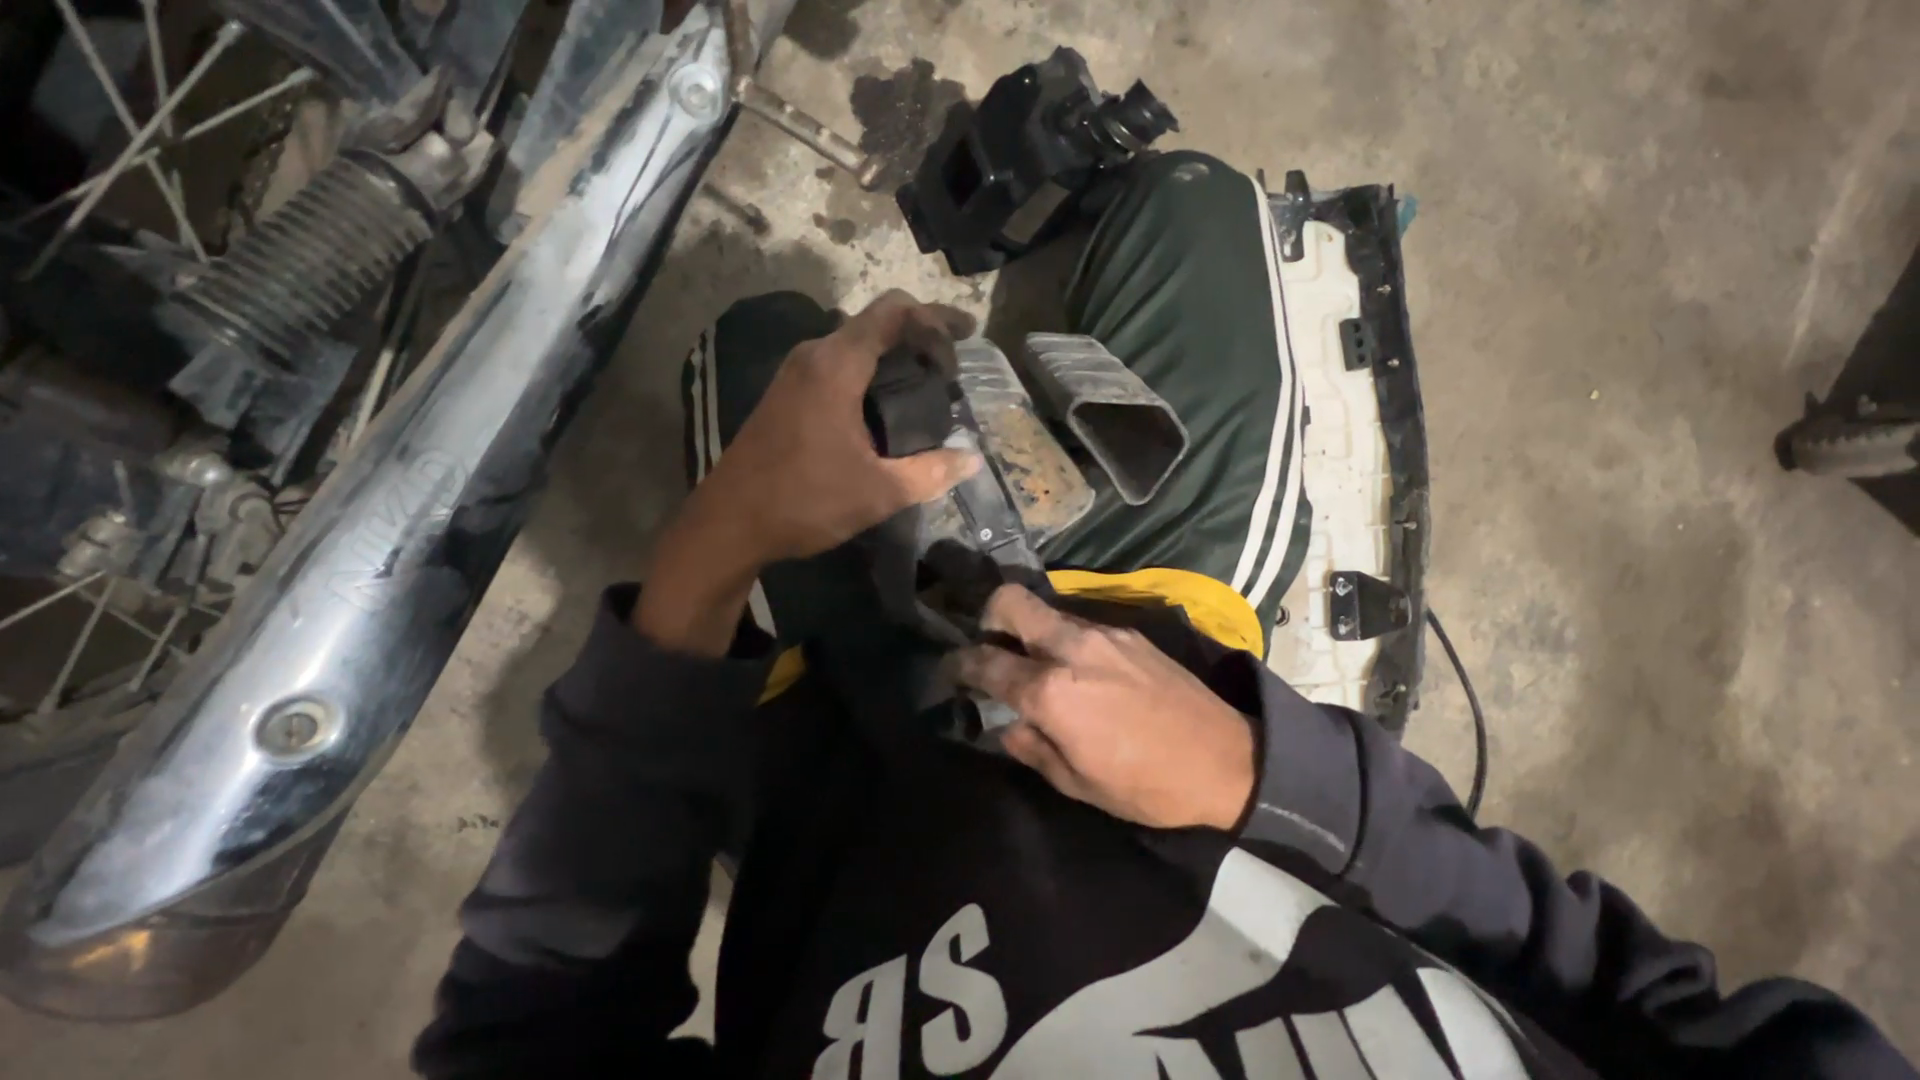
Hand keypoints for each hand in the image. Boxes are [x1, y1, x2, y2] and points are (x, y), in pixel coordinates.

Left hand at [635, 291, 980, 655]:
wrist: (729, 523)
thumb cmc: (804, 501)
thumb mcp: (878, 492)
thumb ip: (930, 472)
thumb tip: (971, 460)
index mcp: (836, 365)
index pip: (894, 311)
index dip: (936, 317)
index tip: (966, 339)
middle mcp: (813, 356)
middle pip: (876, 322)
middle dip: (921, 335)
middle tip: (953, 368)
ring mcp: (794, 373)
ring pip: (855, 343)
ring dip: (894, 355)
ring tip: (929, 384)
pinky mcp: (786, 394)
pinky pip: (837, 364)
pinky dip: (870, 371)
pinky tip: (887, 405)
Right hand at [953, 586, 1256, 829]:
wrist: (1227, 759)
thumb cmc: (1146, 785)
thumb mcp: (1078, 783)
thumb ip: (1032, 747)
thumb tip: (1008, 725)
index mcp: (1051, 691)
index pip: (986, 662)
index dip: (958, 664)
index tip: (950, 671)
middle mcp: (1072, 648)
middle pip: (1011, 602)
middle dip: (988, 617)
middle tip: (990, 647)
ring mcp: (1104, 634)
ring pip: (1048, 611)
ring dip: (1031, 631)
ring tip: (1036, 664)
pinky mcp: (1131, 633)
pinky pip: (1081, 625)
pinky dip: (1066, 640)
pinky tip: (1080, 672)